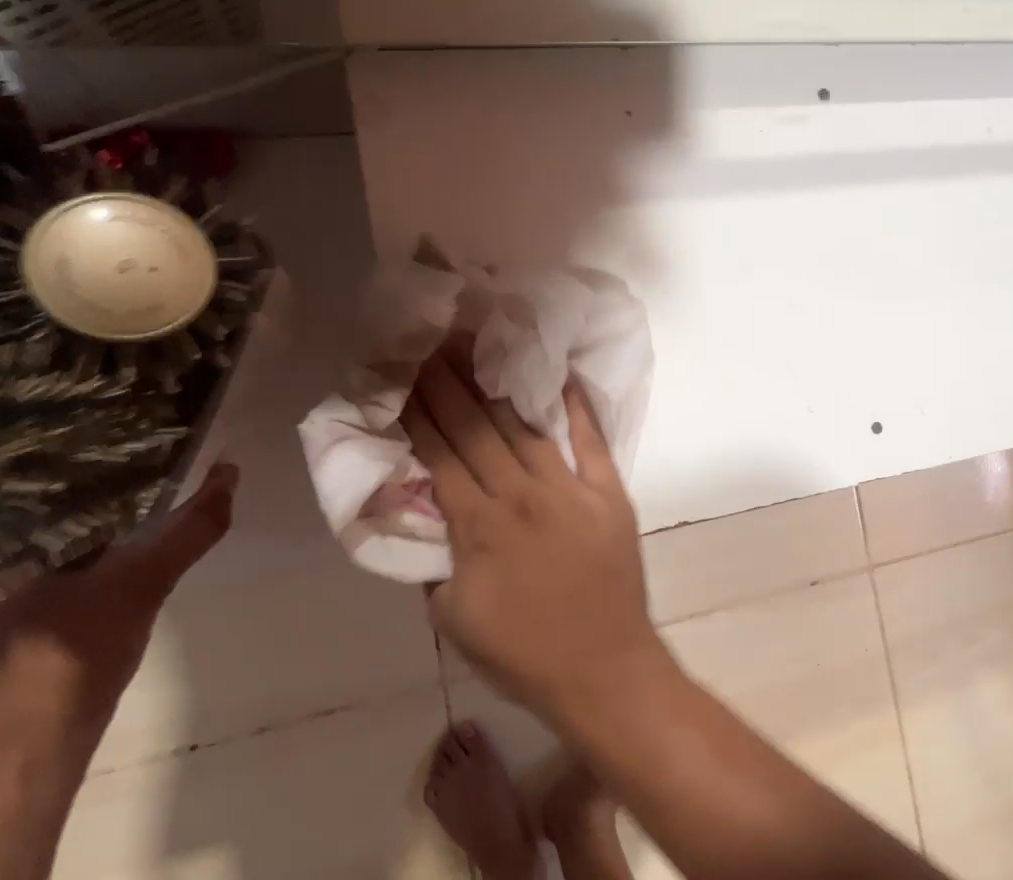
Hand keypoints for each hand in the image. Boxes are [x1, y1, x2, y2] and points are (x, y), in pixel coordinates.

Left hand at [0, 464, 238, 771]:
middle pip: (11, 515)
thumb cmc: (69, 659)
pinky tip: (89, 553)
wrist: (35, 748)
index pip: (4, 483)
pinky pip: (17, 576)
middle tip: (109, 460)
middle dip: (58, 492)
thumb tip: (228, 472)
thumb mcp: (141, 584)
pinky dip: (54, 561)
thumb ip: (186, 531)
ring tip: (106, 497)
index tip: (95, 437)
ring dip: (59, 528)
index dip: (51, 458)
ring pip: (15, 547)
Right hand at [399, 352, 670, 716]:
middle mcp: (521, 495)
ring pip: (525, 427)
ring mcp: (569, 490)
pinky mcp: (608, 493)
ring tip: (479, 347)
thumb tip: (427, 522)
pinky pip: (591, 441)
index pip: (440, 456)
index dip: (419, 414)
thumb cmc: (522, 653)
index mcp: (478, 526)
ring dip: (499, 386)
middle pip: (477, 430)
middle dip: (450, 385)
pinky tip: (560, 375)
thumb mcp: (453, 620)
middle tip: (432, 344)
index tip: (403, 377)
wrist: (603, 668)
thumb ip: (436, 564)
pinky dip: (576, 407)